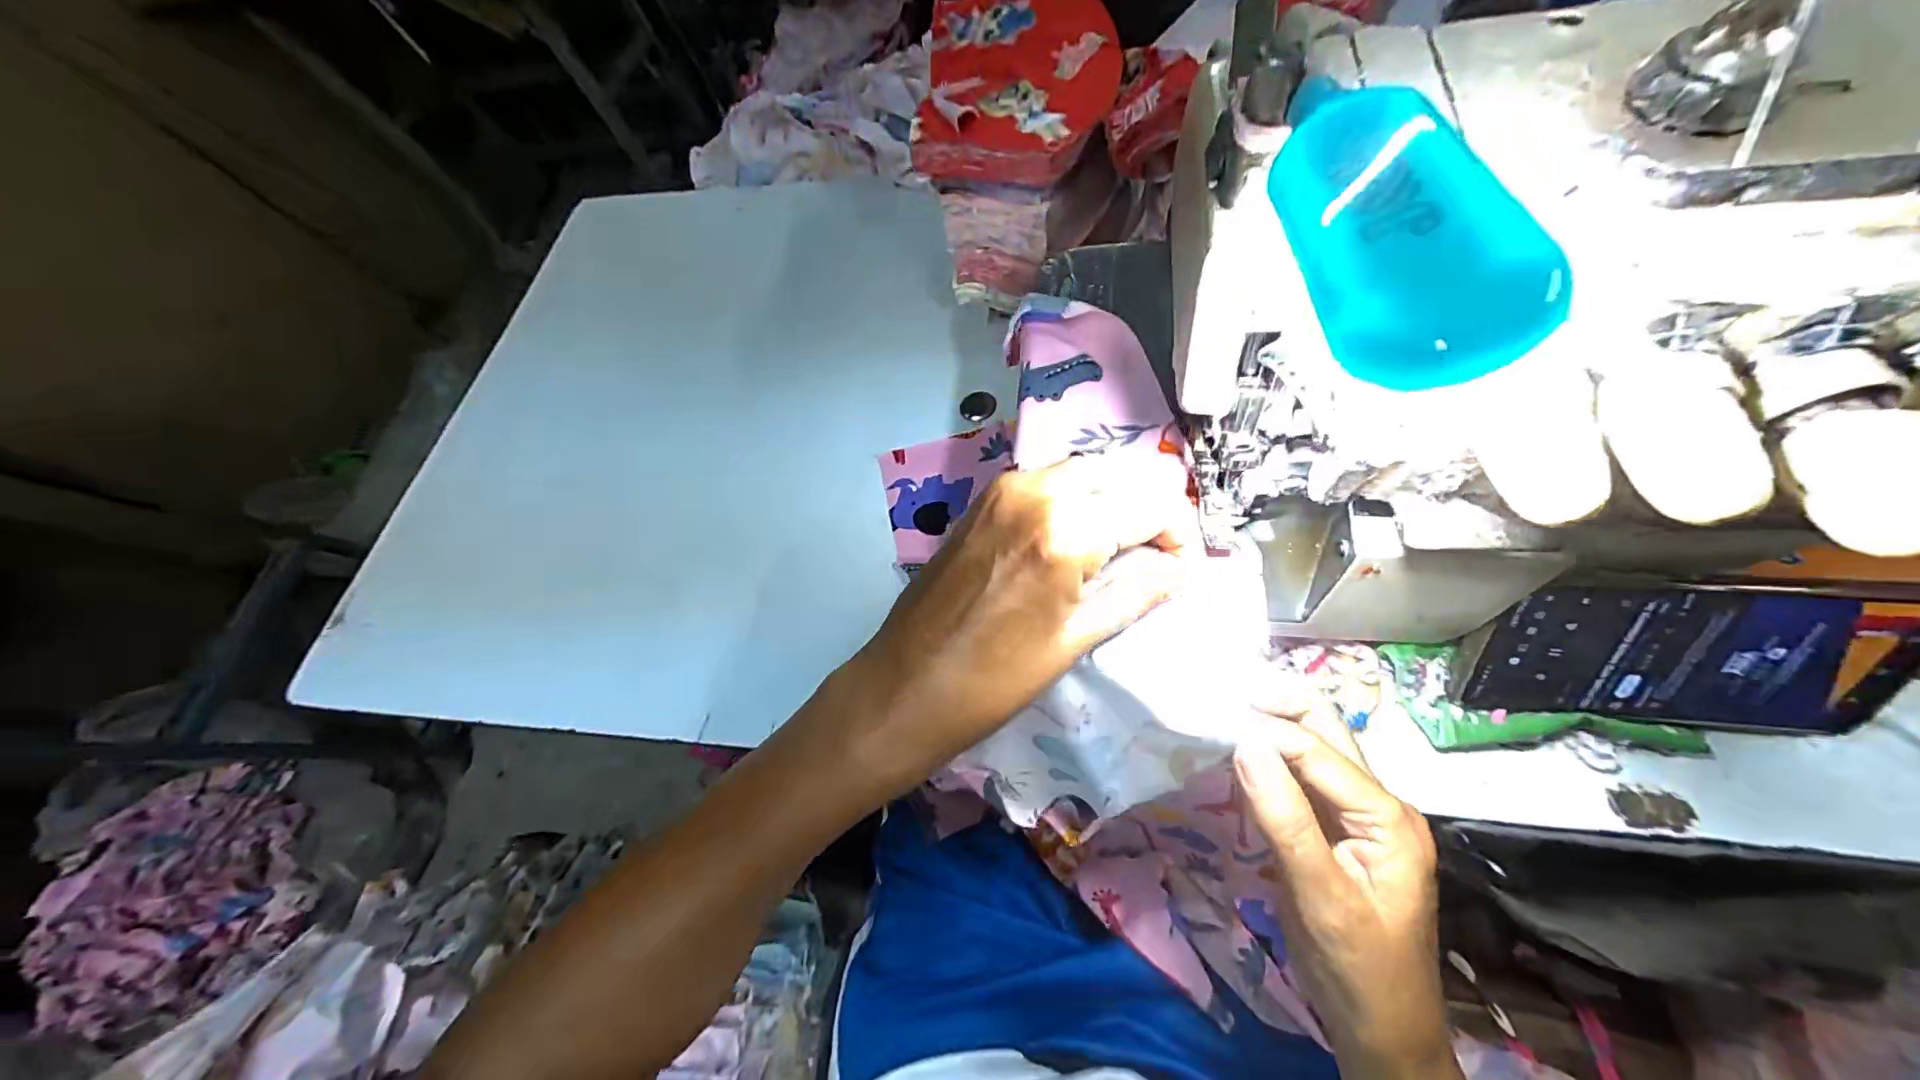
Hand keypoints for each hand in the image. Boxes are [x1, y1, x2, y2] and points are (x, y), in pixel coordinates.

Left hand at [808, 452, 1199, 796]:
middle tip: (1154, 558)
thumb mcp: (1077, 638)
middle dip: (1148, 510)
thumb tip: (1183, 568)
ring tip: (1118, 552)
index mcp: (1067, 528)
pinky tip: (1076, 540)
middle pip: (1121, 474)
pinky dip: (1075, 499)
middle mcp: (1037, 490)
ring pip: (1085, 472)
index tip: (1181, 569)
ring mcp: (1005, 489)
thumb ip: (1137, 591)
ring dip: (1112, 501)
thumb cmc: (995, 677)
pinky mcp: (984, 499)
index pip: (1153, 504)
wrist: (906, 682)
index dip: (1180, 534)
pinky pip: (1048, 482)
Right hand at [1235, 702, 1462, 1079]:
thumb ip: (1284, 817)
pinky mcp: (1332, 830)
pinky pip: (1298, 781)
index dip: (1265, 732)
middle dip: (1274, 710)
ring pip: (1310, 751)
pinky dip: (1267, 764)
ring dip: (1269, 731)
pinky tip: (1236, 759)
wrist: (1381, 1031)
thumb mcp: (1320, 896)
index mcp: (1387, 816)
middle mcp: (1377, 803)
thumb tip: (1244, 743)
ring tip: (1220, 721)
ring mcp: (1355, 815)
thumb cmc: (1358, 969)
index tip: (1211, 721)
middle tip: (1218, 702)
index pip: (1317, 751)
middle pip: (1324, 733)